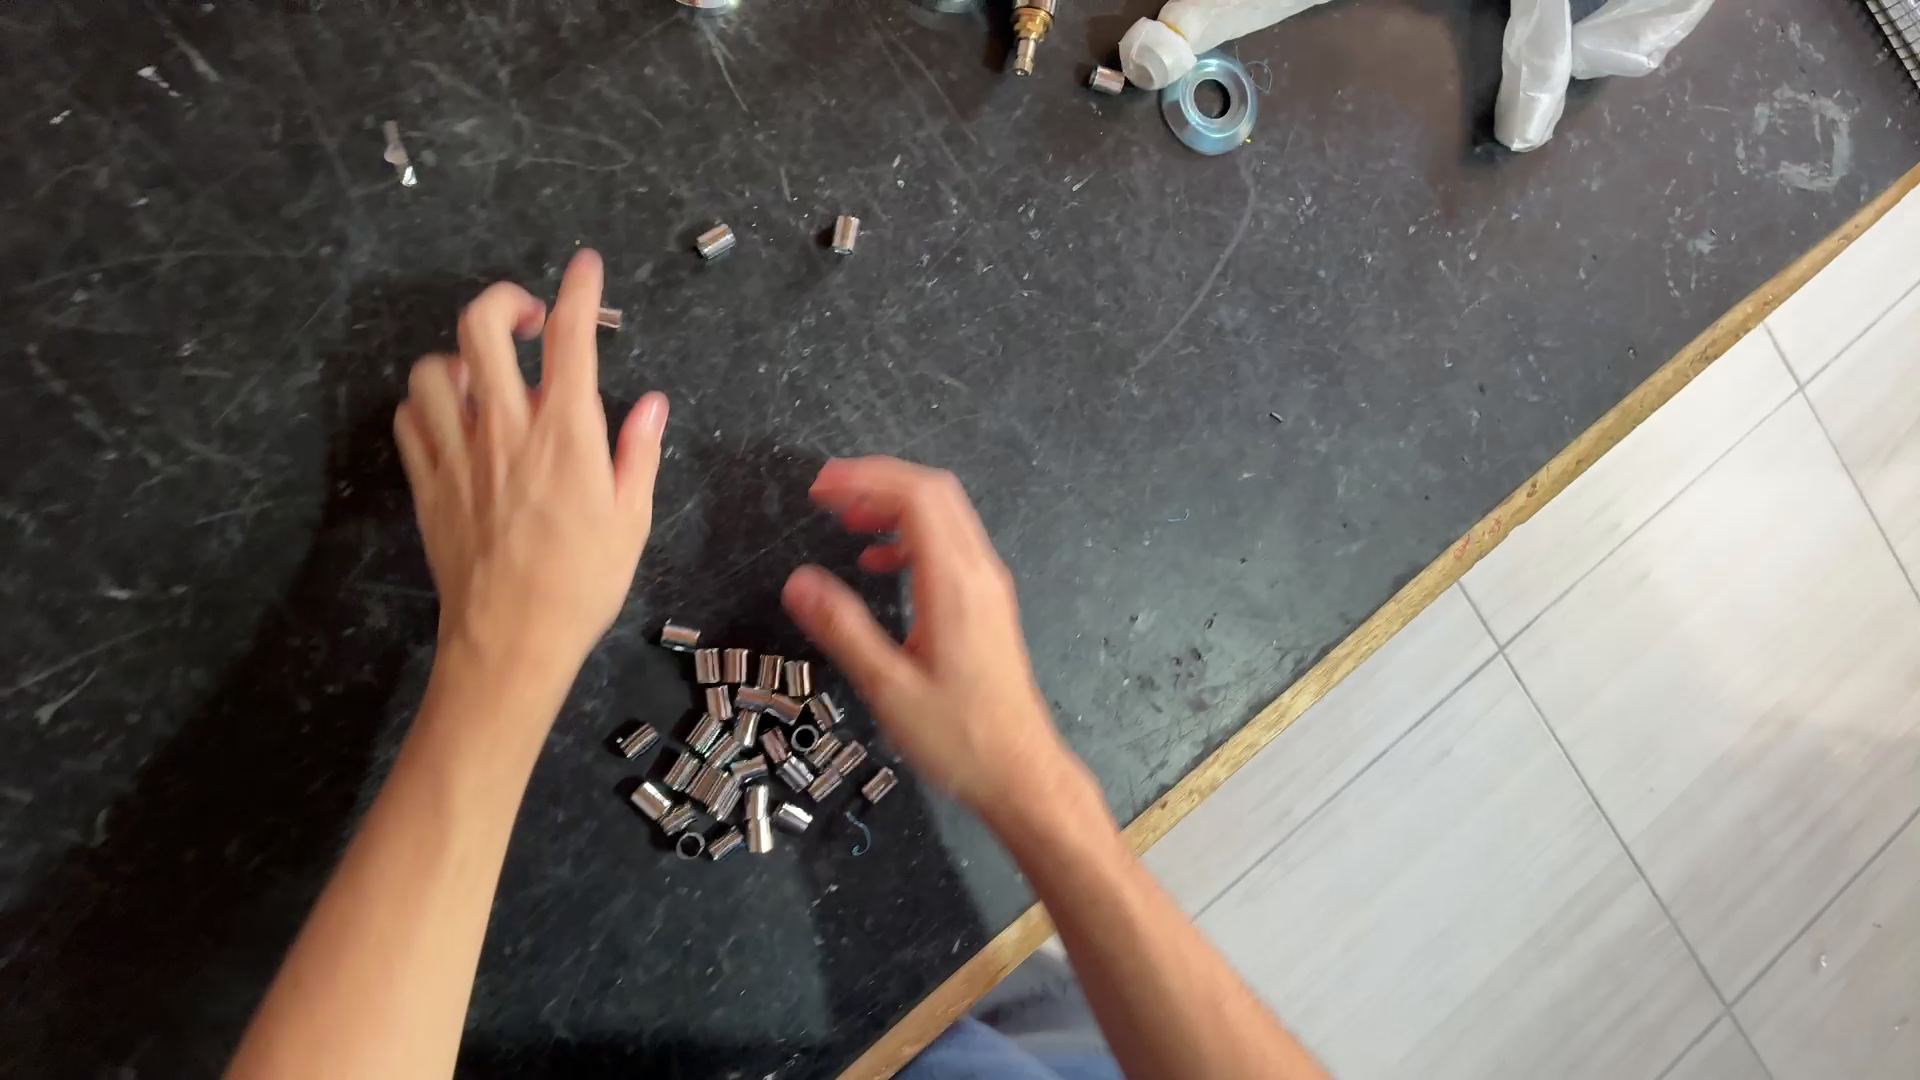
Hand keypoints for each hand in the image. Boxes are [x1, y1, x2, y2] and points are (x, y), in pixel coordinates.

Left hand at [393, 249, 668, 678]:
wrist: (513, 639)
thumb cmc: (587, 580)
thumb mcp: (634, 518)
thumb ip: (639, 451)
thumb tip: (651, 401)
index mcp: (567, 436)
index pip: (570, 341)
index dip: (579, 293)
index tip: (585, 266)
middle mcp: (506, 429)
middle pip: (481, 331)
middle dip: (505, 302)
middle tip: (529, 317)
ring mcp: (456, 454)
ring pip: (432, 369)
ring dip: (460, 356)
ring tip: (488, 378)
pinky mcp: (426, 482)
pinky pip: (409, 418)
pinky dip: (429, 402)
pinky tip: (453, 418)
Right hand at [781, 458, 1071, 814]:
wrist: (1021, 770)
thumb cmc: (958, 736)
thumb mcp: (889, 689)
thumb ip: (844, 629)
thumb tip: (797, 582)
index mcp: (954, 583)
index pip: (917, 497)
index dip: (867, 479)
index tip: (821, 488)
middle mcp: (979, 571)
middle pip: (935, 493)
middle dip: (878, 481)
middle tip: (827, 493)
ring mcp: (988, 584)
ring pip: (946, 515)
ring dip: (895, 505)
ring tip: (846, 520)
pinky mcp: (988, 601)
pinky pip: (951, 545)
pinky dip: (912, 537)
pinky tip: (879, 563)